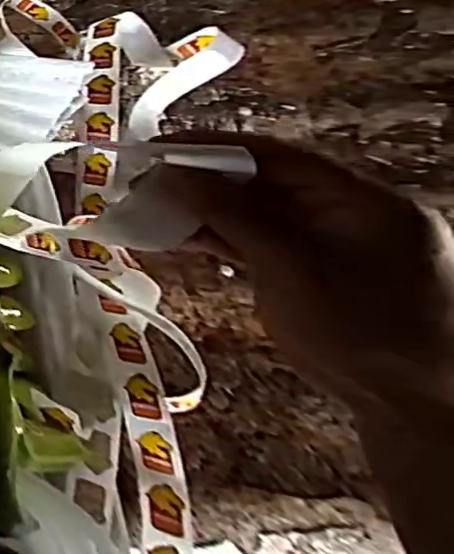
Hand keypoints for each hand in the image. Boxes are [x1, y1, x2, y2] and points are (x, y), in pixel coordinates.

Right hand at [154, 132, 453, 420]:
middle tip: (139, 183)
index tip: (152, 150)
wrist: (413, 406)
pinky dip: (209, 235)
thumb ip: (229, 214)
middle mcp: (346, 215)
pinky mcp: (303, 268)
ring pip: (247, 211)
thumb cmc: (364, 329)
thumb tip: (171, 173)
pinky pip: (249, 238)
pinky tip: (167, 236)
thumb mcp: (289, 265)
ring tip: (143, 209)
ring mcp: (325, 243)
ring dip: (196, 209)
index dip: (211, 147)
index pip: (276, 156)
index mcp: (363, 203)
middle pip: (259, 181)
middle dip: (197, 180)